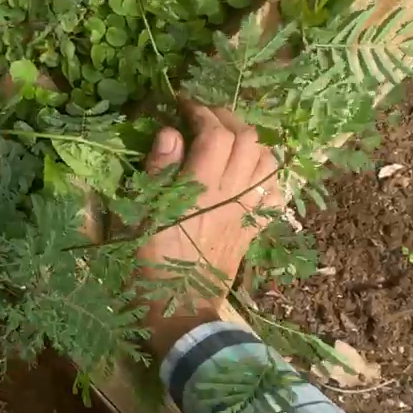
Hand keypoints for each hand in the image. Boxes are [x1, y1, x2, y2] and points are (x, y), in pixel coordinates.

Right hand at [136, 102, 278, 356]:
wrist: (178, 309)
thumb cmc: (146, 261)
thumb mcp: (137, 215)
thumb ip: (158, 171)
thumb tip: (171, 132)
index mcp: (199, 190)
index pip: (215, 134)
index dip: (200, 111)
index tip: (180, 103)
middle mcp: (232, 196)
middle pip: (248, 140)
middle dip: (227, 118)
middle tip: (202, 114)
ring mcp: (248, 212)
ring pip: (268, 160)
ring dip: (250, 139)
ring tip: (225, 135)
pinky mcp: (254, 228)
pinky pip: (275, 189)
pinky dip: (265, 168)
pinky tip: (246, 167)